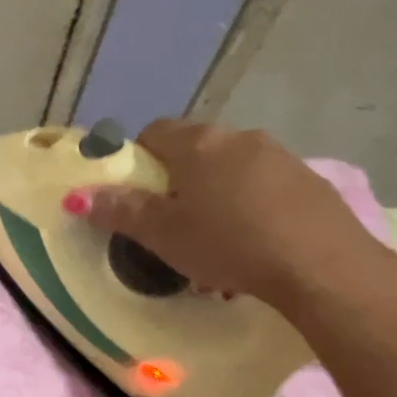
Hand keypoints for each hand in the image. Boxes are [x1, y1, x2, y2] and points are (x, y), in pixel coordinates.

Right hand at [70, 119, 387, 305]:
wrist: (319, 264)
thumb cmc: (227, 243)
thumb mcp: (163, 234)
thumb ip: (121, 211)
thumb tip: (77, 195)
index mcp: (198, 143)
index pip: (156, 132)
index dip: (139, 159)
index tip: (137, 194)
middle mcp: (239, 137)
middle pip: (197, 150)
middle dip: (180, 181)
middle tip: (173, 225)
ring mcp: (281, 156)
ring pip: (234, 170)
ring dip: (218, 196)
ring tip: (214, 243)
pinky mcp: (310, 182)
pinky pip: (266, 189)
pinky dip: (252, 209)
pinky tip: (253, 247)